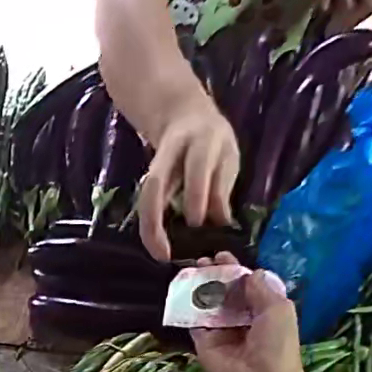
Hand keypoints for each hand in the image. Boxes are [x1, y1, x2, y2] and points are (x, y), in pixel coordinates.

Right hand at [136, 92, 238, 260]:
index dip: (196, 198)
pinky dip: (149, 227)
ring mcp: (155, 167)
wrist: (183, 116)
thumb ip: (221, 187)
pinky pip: (145, 205)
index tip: (198, 225)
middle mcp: (171, 153)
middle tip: (164, 254)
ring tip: (158, 255)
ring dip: (148, 228)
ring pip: (144, 198)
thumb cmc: (213, 142)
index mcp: (200, 142)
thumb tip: (219, 224)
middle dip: (156, 220)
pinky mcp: (148, 180)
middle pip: (155, 185)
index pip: (196, 170)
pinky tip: (157, 246)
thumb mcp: (227, 157)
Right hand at [189, 254, 304, 371]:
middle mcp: (241, 321)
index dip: (236, 270)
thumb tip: (250, 272)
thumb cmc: (276, 344)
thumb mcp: (279, 308)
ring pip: (208, 304)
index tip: (223, 255)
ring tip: (193, 268)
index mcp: (263, 313)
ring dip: (200, 286)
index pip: (246, 287)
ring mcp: (220, 332)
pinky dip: (187, 305)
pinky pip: (193, 320)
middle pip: (225, 293)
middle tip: (204, 260)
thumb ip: (262, 287)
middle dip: (215, 275)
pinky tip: (182, 287)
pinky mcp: (202, 342)